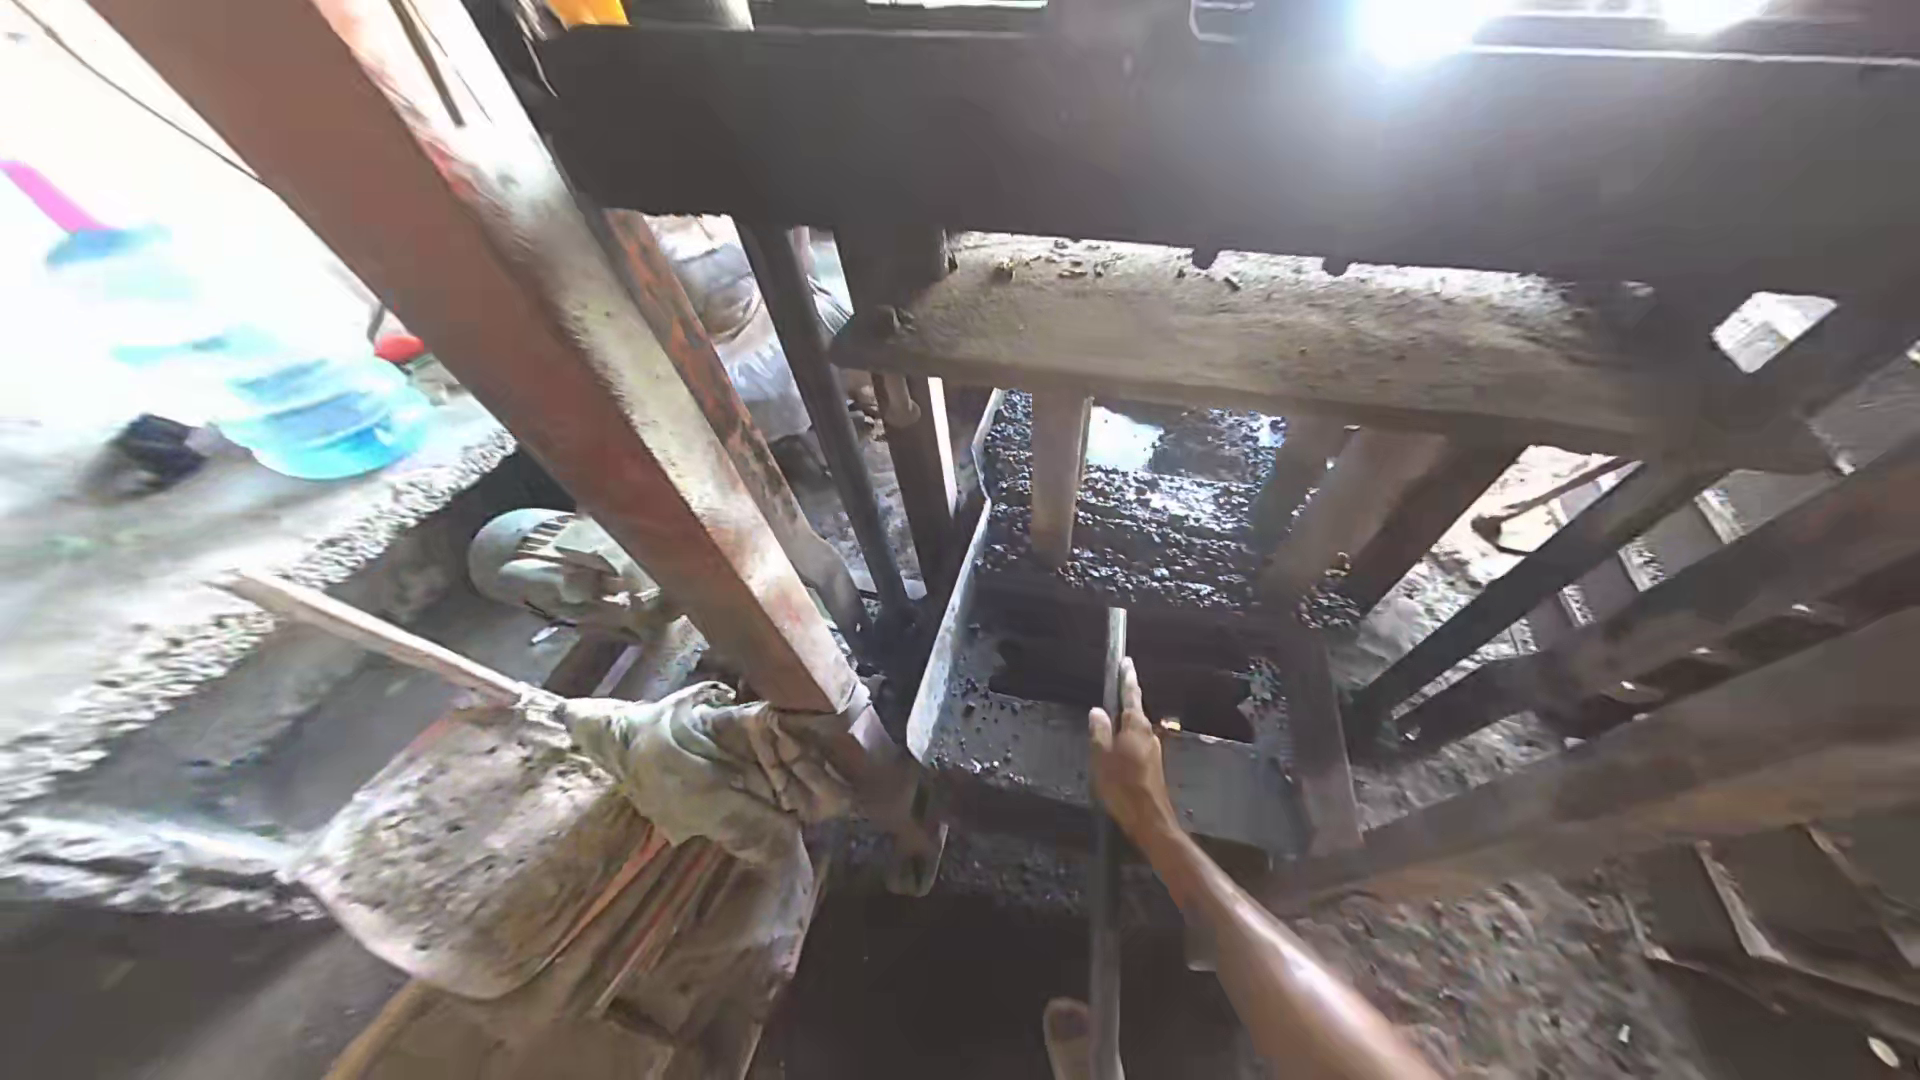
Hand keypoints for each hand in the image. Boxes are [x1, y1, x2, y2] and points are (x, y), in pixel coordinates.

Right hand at [1088, 657, 1179, 846]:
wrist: (1150, 819)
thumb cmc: (1122, 786)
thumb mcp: (1102, 757)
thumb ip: (1099, 732)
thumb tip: (1097, 711)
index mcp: (1136, 727)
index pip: (1131, 695)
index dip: (1128, 678)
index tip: (1127, 662)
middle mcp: (1148, 734)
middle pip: (1135, 710)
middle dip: (1127, 697)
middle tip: (1119, 681)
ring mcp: (1153, 749)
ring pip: (1136, 726)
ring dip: (1126, 718)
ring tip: (1112, 713)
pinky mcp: (1152, 763)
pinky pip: (1137, 740)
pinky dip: (1127, 734)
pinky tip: (1117, 742)